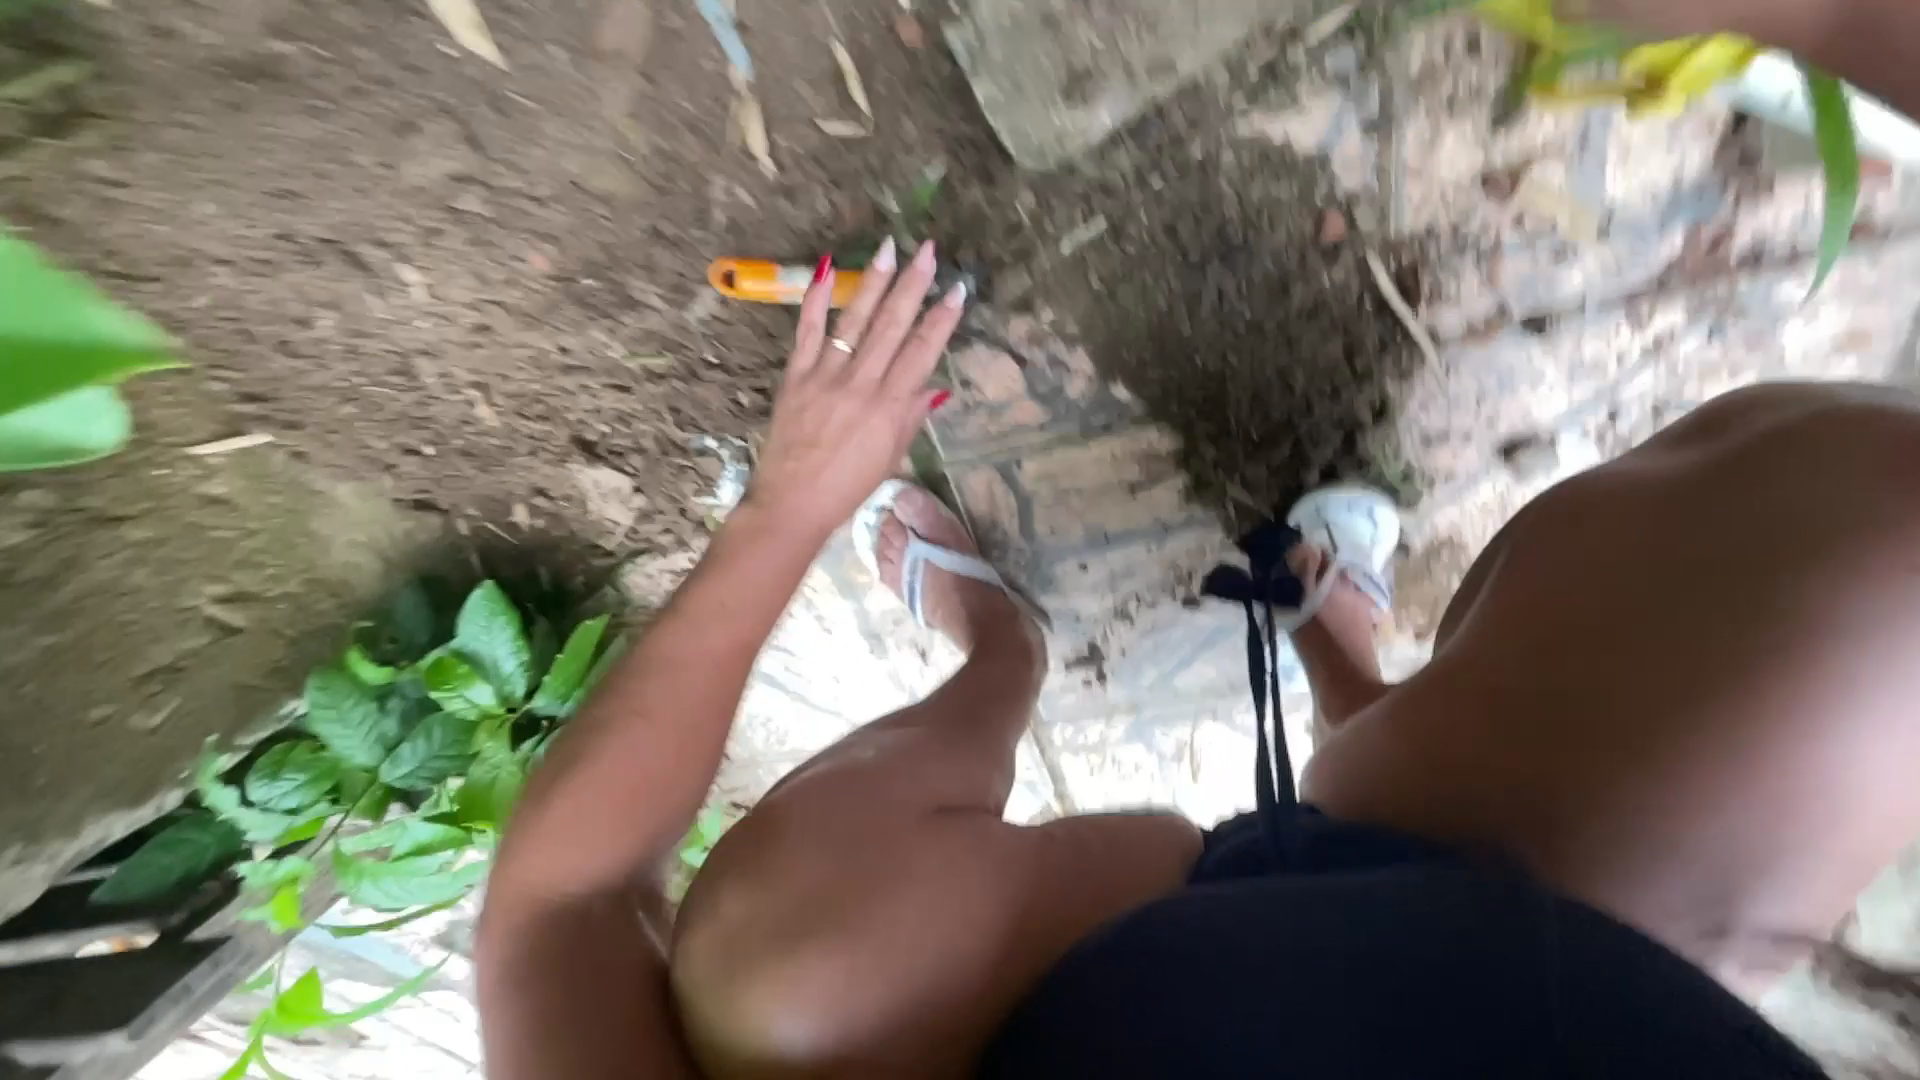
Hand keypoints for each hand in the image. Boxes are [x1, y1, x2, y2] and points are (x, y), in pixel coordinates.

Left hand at [744, 237, 965, 538]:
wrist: (793, 503)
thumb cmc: (848, 487)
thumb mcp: (891, 457)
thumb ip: (911, 417)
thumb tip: (934, 386)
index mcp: (890, 408)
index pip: (922, 353)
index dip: (942, 319)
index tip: (958, 290)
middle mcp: (861, 384)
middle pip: (892, 326)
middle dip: (913, 286)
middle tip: (929, 251)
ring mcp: (825, 376)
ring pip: (854, 321)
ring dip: (873, 282)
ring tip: (889, 248)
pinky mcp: (796, 375)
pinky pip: (807, 331)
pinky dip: (815, 298)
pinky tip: (827, 268)